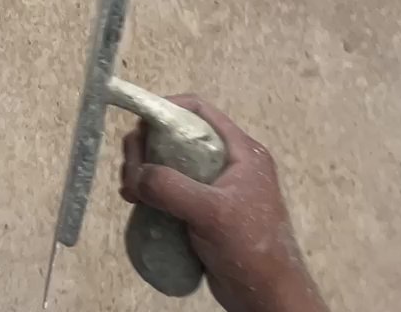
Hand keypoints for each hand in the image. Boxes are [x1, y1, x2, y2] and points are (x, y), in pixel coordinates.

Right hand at [119, 96, 326, 311]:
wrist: (270, 302)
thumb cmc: (251, 251)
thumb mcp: (212, 214)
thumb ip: (170, 187)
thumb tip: (134, 175)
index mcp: (240, 153)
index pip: (197, 110)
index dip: (165, 107)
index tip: (137, 121)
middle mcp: (225, 162)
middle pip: (172, 133)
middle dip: (144, 146)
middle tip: (130, 169)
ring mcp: (212, 185)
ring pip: (164, 158)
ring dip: (141, 169)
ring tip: (131, 192)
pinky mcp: (200, 206)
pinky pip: (164, 183)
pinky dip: (146, 187)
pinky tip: (136, 201)